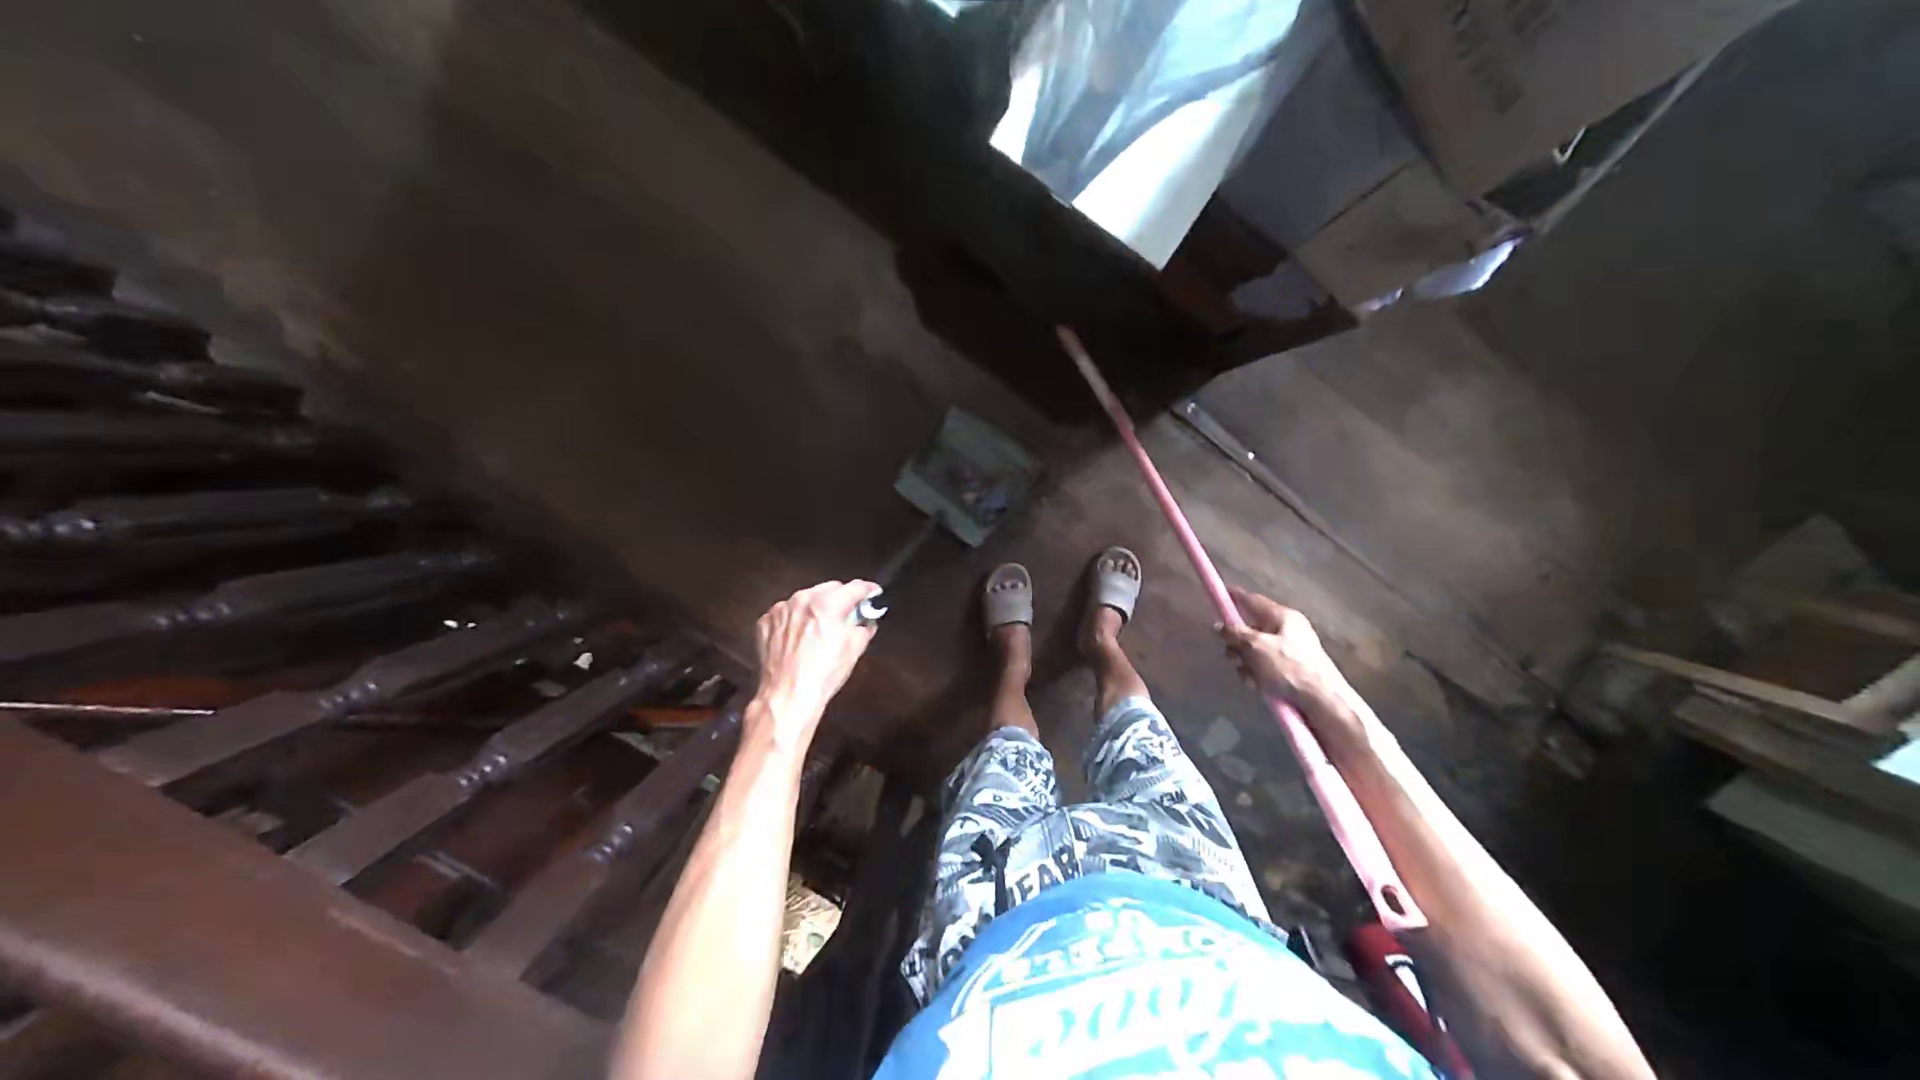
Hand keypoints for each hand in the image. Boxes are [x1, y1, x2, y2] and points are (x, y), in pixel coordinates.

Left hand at [749, 580, 878, 749]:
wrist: (788, 696)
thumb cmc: (819, 676)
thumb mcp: (854, 650)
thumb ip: (863, 627)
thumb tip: (864, 622)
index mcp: (827, 605)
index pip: (855, 587)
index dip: (868, 590)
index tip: (871, 593)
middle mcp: (802, 601)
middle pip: (830, 588)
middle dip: (841, 600)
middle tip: (848, 618)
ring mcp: (782, 610)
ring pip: (807, 599)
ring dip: (817, 609)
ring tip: (820, 634)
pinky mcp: (767, 621)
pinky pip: (787, 612)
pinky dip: (796, 620)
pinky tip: (801, 639)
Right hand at [1219, 586, 1368, 752]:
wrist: (1323, 702)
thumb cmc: (1289, 668)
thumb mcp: (1255, 647)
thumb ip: (1234, 634)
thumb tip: (1219, 625)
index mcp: (1283, 617)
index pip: (1253, 600)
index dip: (1234, 596)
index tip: (1219, 594)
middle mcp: (1288, 630)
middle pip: (1251, 630)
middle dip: (1237, 645)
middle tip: (1233, 657)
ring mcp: (1292, 651)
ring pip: (1255, 651)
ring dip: (1246, 664)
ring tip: (1250, 678)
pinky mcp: (1293, 670)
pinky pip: (1266, 667)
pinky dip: (1258, 675)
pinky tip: (1259, 687)